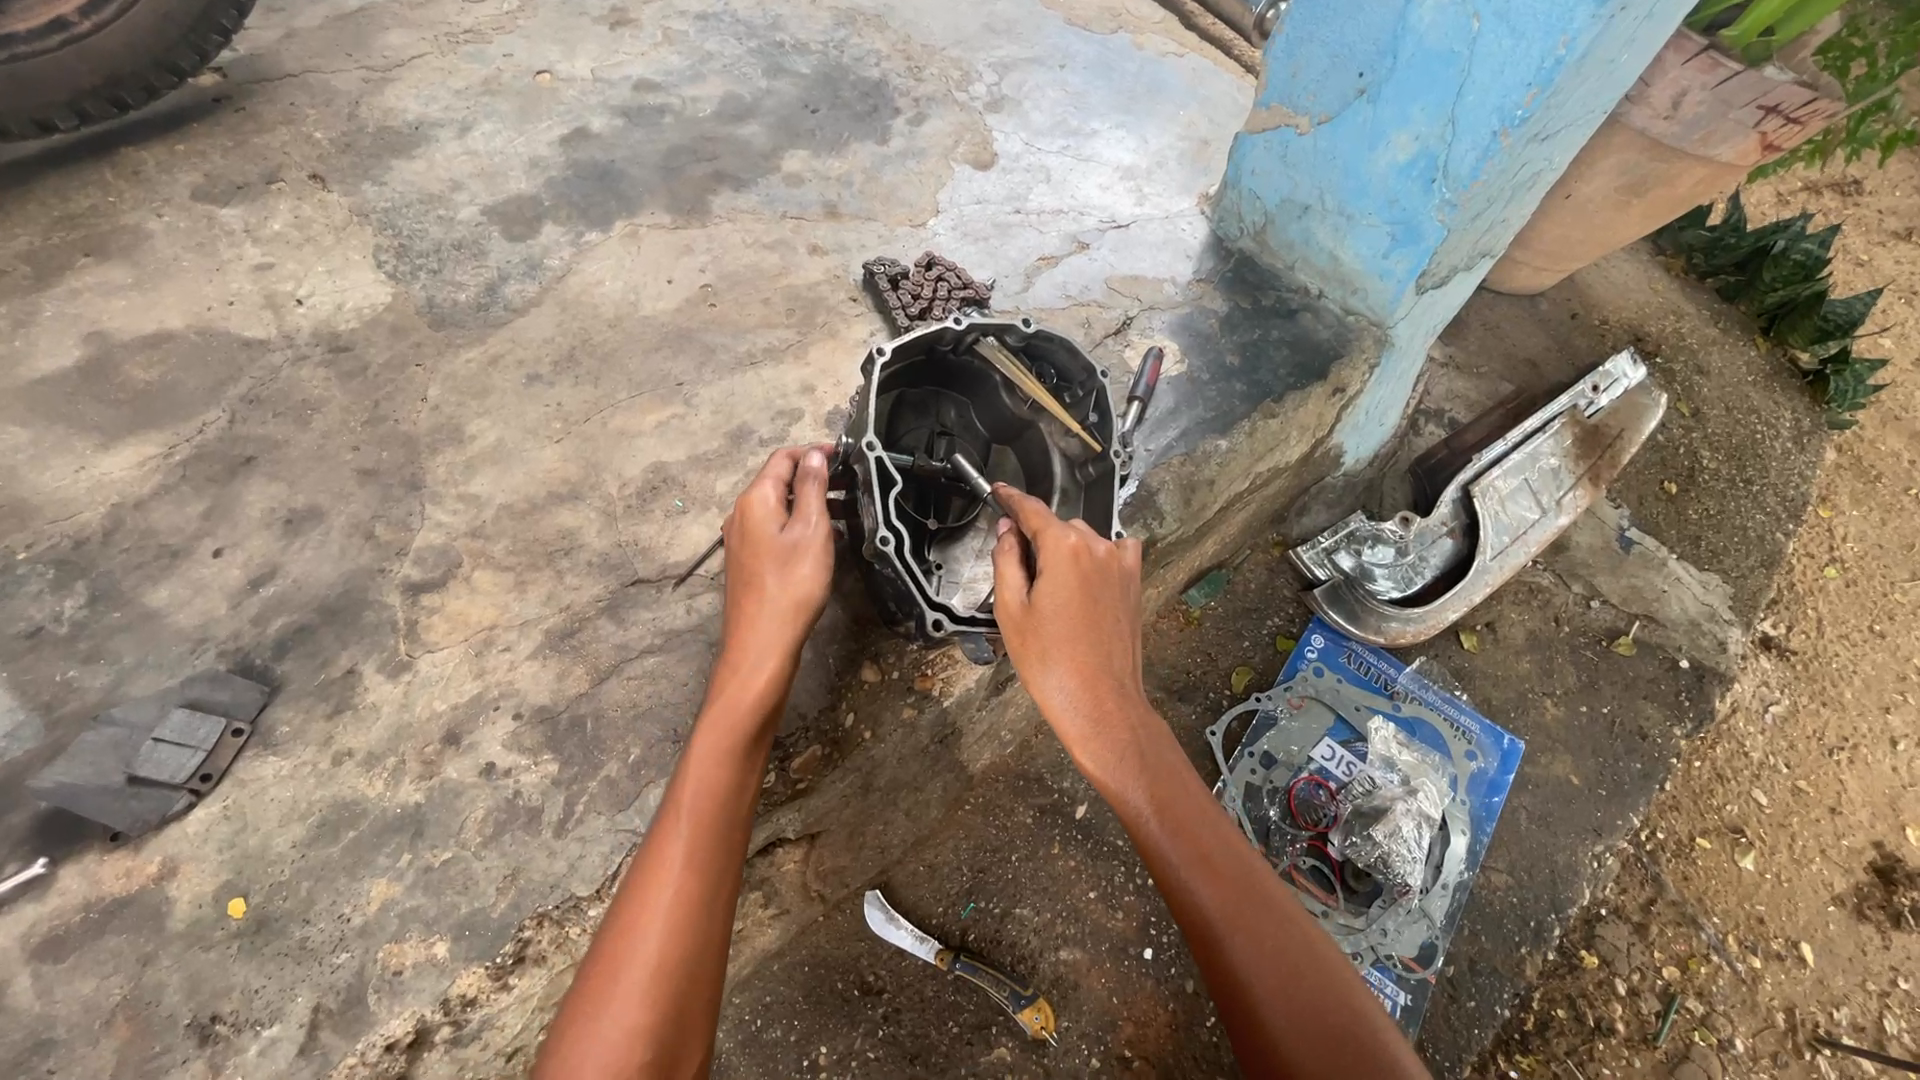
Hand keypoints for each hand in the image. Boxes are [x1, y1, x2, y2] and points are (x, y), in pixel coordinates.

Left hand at [716, 445, 835, 666]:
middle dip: (813, 477)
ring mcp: (741, 538)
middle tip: (850, 484)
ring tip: (844, 513)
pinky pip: (773, 529)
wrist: (762, 641)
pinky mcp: (747, 560)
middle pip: (777, 481)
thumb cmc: (792, 584)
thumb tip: (814, 457)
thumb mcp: (811, 530)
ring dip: (808, 503)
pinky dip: (798, 525)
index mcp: (756, 499)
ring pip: (777, 507)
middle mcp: (741, 513)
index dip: (813, 452)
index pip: (783, 458)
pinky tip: (822, 541)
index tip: (843, 456)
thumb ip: (812, 488)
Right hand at [990, 484, 1153, 782]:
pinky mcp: (1135, 582)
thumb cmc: (1050, 662)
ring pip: (1084, 540)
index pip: (1032, 509)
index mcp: (1064, 548)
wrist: (1100, 702)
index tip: (998, 491)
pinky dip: (1096, 558)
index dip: (1011, 499)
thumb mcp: (1010, 610)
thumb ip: (1006, 559)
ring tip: (1050, 592)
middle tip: (1019, 576)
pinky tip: (1084, 583)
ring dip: (1065, 552)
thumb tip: (1008, 530)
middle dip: (1037, 540)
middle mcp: (1097, 546)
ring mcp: (1121, 563)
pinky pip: (1113, 552)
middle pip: (1058, 527)